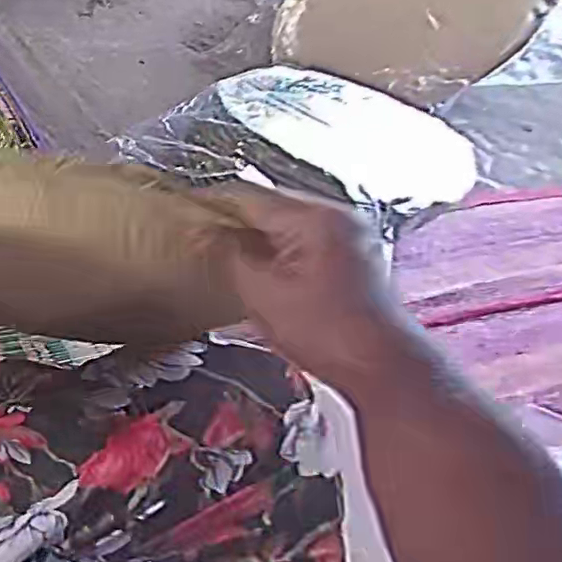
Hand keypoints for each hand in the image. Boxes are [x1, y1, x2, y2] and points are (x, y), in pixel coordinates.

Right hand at [204, 181, 424, 388]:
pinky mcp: (352, 253)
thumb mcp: (260, 291)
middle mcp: (336, 215)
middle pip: (270, 203)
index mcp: (313, 218)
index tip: (180, 208)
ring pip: (286, 220)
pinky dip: (274, 243)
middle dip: (230, 215)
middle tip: (194, 229)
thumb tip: (201, 230)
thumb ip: (227, 253)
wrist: (380, 366)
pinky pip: (302, 236)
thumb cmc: (319, 330)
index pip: (249, 195)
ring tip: (217, 244)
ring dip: (251, 230)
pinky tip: (253, 260)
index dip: (211, 200)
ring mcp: (349, 233)